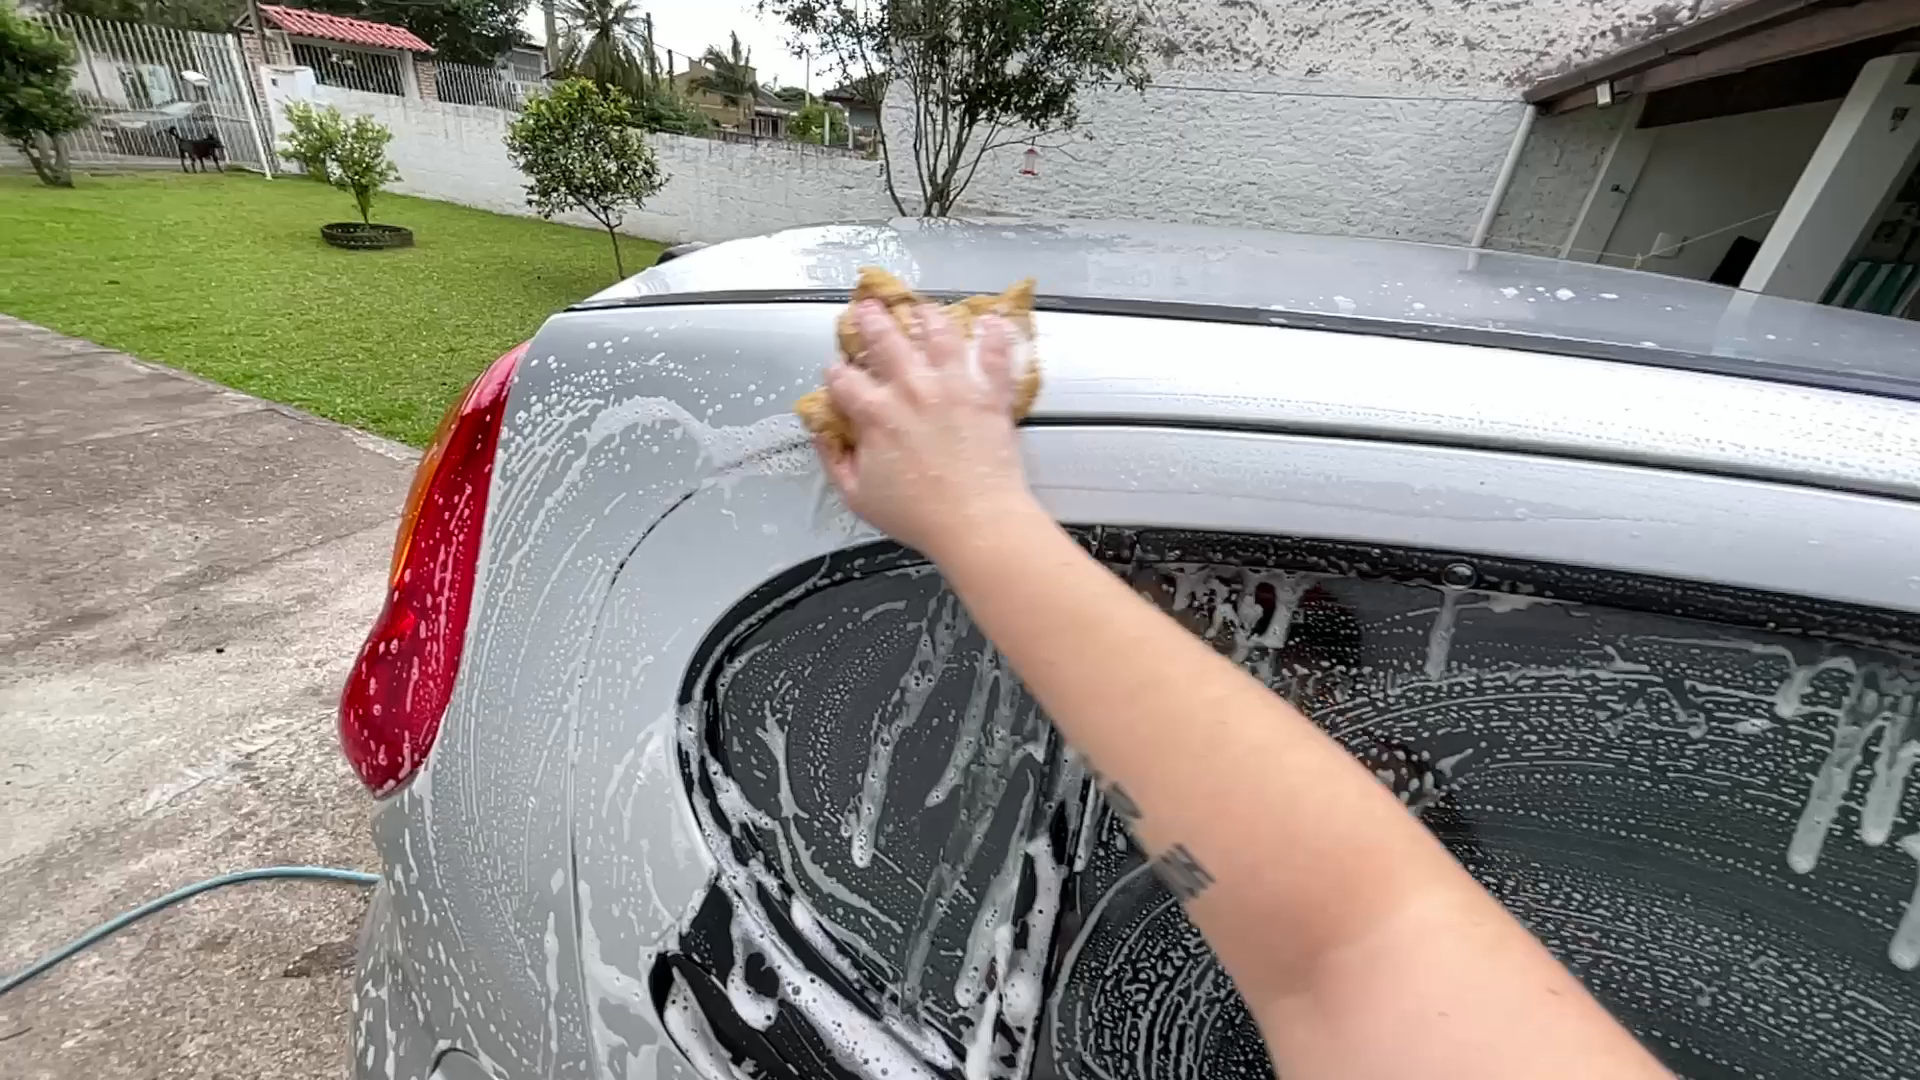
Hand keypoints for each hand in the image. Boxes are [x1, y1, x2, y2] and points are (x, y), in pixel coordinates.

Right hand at [814, 300, 1040, 562]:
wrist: (976, 522)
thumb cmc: (916, 515)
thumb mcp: (857, 497)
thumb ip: (834, 461)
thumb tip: (822, 433)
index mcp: (875, 413)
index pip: (843, 379)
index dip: (836, 374)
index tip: (837, 374)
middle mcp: (911, 388)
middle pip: (885, 339)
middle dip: (871, 320)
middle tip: (867, 309)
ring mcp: (953, 386)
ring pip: (938, 333)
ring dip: (926, 316)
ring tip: (923, 310)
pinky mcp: (989, 393)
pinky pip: (994, 354)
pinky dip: (994, 335)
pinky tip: (992, 321)